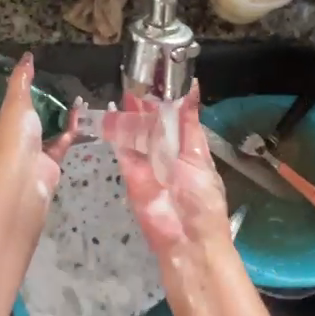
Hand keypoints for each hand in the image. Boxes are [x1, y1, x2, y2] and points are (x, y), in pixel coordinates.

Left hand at [0, 54, 78, 212]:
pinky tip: (76, 115)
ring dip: (49, 125)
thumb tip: (26, 56)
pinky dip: (67, 131)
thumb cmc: (11, 138)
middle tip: (27, 107)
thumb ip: (21, 80)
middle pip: (3, 142)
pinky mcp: (46, 167)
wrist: (29, 176)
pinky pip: (57, 145)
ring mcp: (24, 162)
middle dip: (16, 127)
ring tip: (61, 105)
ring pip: (35, 142)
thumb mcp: (14, 103)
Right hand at [102, 81, 230, 252]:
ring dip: (131, 112)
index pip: (174, 115)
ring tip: (126, 87)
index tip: (160, 74)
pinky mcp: (131, 173)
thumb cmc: (202, 200)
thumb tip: (193, 87)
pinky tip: (111, 114)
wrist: (188, 241)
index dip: (166, 97)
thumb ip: (189, 123)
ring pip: (136, 131)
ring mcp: (147, 161)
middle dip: (146, 101)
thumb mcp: (199, 156)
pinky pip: (123, 148)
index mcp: (187, 146)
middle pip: (153, 121)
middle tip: (139, 76)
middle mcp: (166, 151)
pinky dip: (116, 132)